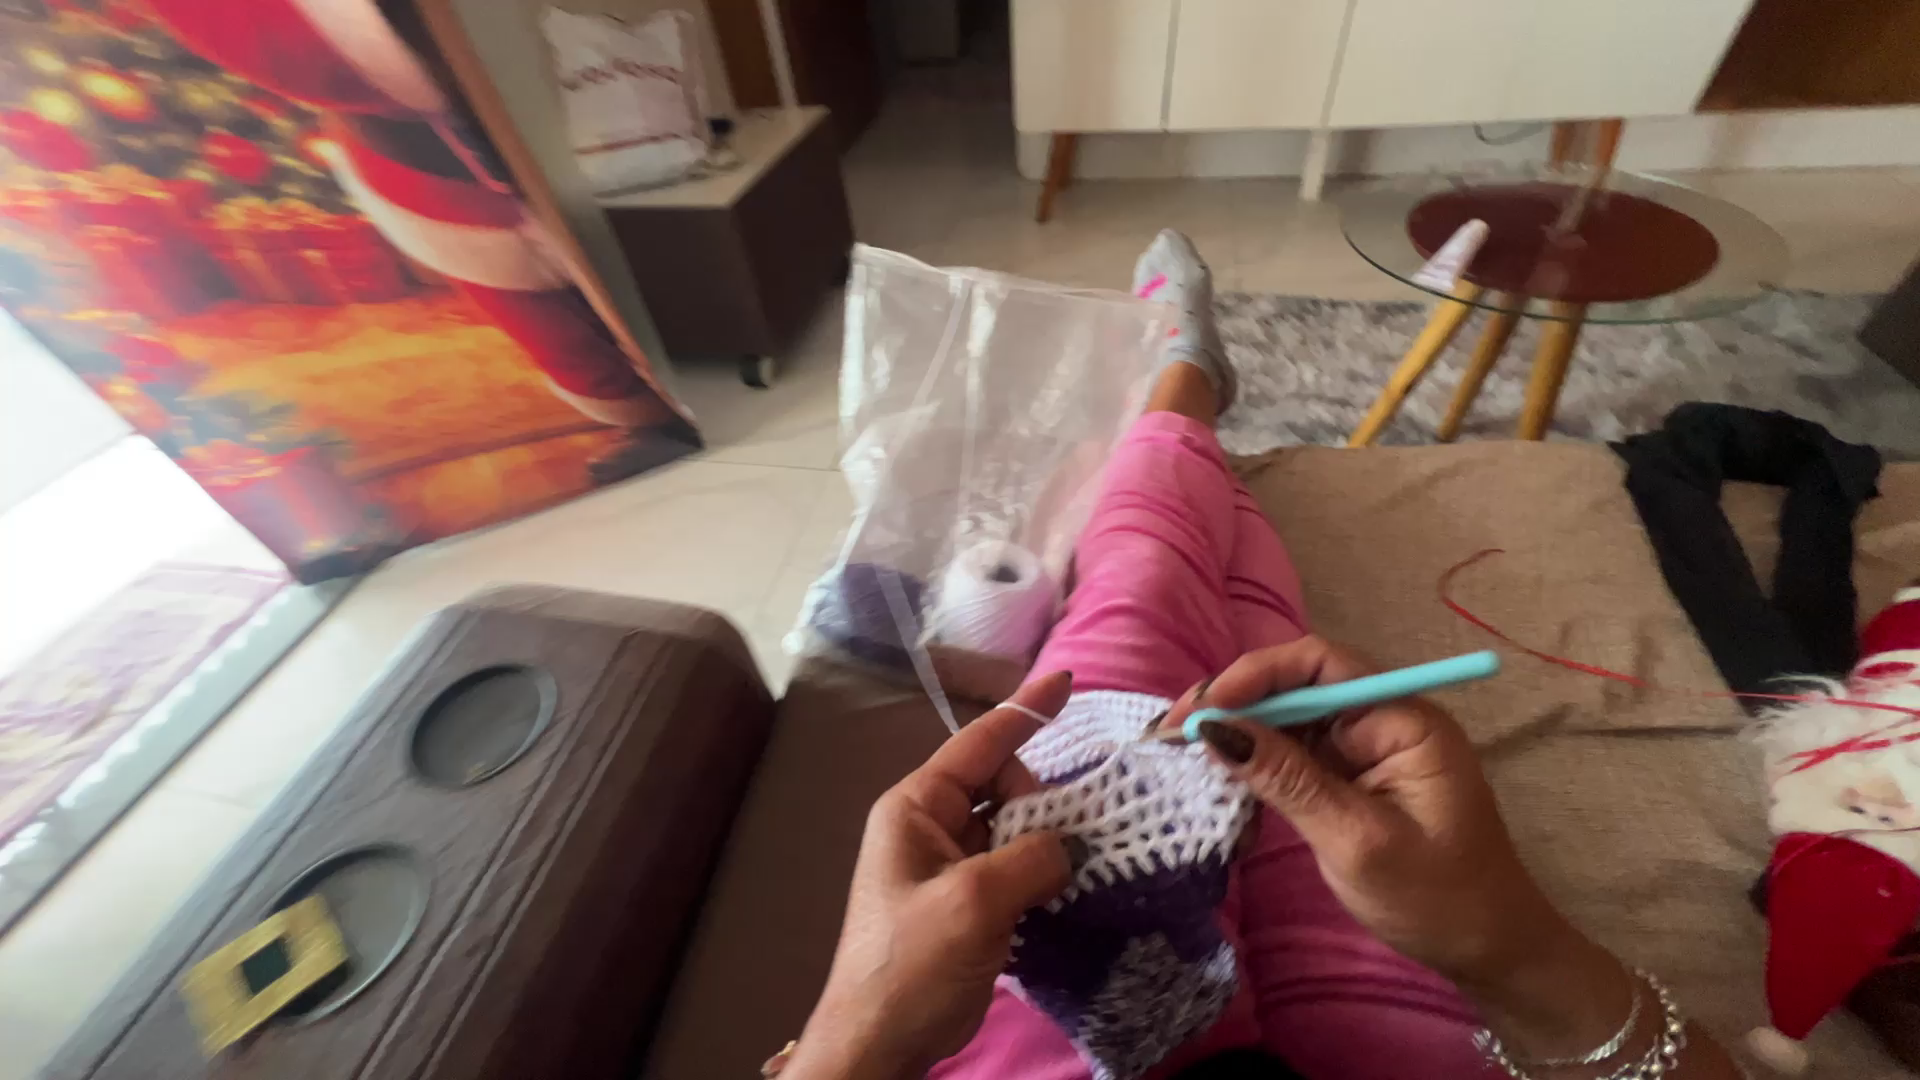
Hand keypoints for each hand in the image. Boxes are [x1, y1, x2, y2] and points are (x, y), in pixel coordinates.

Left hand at [783, 672, 1078, 1079]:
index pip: (980, 742)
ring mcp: (948, 860)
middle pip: (1001, 783)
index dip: (1025, 710)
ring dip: (1044, 839)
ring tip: (1071, 868)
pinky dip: (1038, 868)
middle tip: (1065, 845)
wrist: (878, 1045)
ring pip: (1011, 825)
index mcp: (918, 805)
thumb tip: (1073, 843)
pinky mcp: (965, 895)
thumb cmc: (911, 964)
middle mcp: (931, 822)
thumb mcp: (974, 902)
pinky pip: (1011, 861)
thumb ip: (1031, 858)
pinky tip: (1061, 889)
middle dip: (1039, 802)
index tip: (1067, 682)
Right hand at [1164, 637, 1638, 1062]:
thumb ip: (1286, 778)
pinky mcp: (1341, 769)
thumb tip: (1215, 728)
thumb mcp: (1356, 840)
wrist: (1488, 954)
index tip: (1206, 708)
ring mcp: (1358, 743)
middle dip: (1232, 698)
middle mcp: (1377, 716)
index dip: (1256, 674)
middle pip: (1292, 682)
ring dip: (1232, 724)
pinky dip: (1248, 752)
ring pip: (1282, 713)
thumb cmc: (1436, 899)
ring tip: (1180, 741)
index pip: (1319, 664)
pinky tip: (1214, 763)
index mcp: (1401, 719)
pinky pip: (1286, 745)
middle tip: (1175, 728)